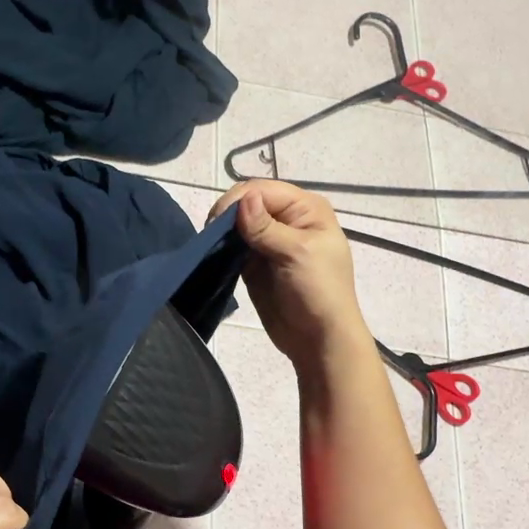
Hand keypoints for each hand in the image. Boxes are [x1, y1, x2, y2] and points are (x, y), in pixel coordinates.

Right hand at [210, 180, 368, 360]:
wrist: (317, 337)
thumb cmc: (318, 291)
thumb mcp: (297, 254)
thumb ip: (267, 227)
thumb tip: (243, 198)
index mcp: (306, 209)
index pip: (262, 190)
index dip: (238, 201)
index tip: (216, 223)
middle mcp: (287, 219)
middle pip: (248, 202)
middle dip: (227, 214)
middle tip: (211, 236)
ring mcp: (269, 241)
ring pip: (237, 223)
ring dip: (222, 231)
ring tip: (210, 246)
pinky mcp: (254, 262)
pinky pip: (233, 246)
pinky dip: (222, 247)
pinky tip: (213, 254)